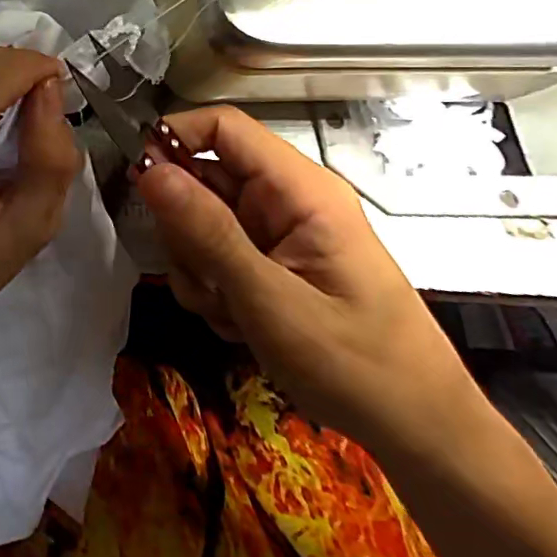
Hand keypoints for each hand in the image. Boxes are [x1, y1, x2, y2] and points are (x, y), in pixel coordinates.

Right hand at [136, 107, 482, 456]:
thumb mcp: (272, 302)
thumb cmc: (359, 366)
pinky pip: (214, 254)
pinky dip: (210, 287)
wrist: (417, 429)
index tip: (139, 183)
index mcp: (300, 190)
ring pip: (200, 221)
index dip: (174, 139)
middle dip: (184, 229)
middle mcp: (286, 200)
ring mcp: (277, 232)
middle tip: (201, 279)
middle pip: (202, 179)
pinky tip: (237, 321)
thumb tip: (150, 171)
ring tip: (227, 310)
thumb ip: (208, 233)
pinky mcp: (271, 261)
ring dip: (196, 266)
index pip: (223, 128)